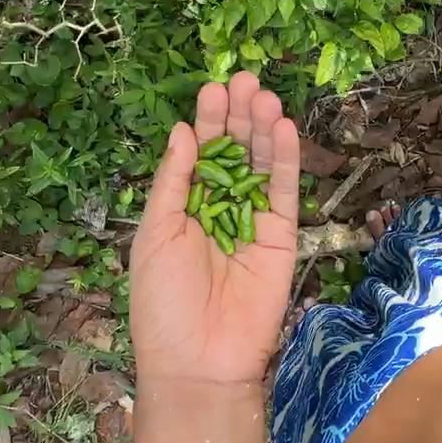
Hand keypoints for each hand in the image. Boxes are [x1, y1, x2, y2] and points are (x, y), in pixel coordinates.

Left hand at [130, 72, 300, 388]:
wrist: (198, 363)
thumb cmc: (163, 302)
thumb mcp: (155, 236)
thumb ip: (174, 181)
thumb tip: (184, 131)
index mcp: (187, 205)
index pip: (202, 153)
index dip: (208, 121)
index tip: (214, 89)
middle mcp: (223, 205)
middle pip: (236, 150)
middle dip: (239, 115)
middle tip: (245, 79)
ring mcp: (255, 218)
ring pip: (263, 163)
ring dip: (264, 128)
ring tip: (265, 95)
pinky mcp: (283, 234)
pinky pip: (286, 190)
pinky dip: (287, 159)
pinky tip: (283, 129)